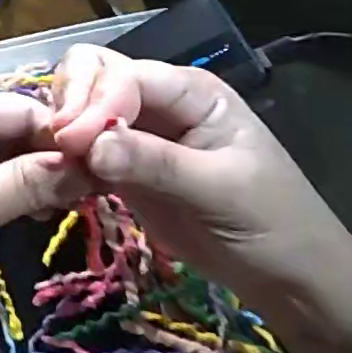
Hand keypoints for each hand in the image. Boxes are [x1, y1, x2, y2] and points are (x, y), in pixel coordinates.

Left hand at [0, 93, 91, 319]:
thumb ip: (30, 182)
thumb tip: (88, 166)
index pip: (25, 110)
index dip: (66, 137)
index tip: (106, 168)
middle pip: (19, 129)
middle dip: (55, 158)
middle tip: (96, 192)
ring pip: (9, 153)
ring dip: (39, 176)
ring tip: (75, 203)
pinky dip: (18, 189)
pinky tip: (41, 210)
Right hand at [50, 44, 351, 300]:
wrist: (290, 280)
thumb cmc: (274, 226)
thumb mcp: (222, 191)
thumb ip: (155, 163)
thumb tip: (90, 145)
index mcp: (191, 90)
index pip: (125, 75)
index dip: (94, 101)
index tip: (72, 141)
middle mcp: (158, 99)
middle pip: (94, 72)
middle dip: (71, 100)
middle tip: (61, 144)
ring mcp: (136, 129)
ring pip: (80, 104)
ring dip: (62, 124)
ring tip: (61, 160)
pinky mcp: (120, 161)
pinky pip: (80, 142)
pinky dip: (65, 152)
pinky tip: (64, 173)